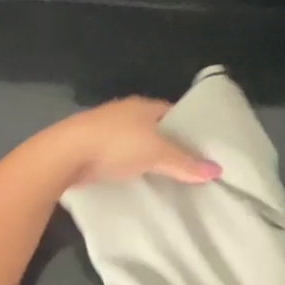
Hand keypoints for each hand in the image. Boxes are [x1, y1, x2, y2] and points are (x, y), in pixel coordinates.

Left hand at [43, 97, 221, 185]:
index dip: (188, 127)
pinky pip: (119, 154)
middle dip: (169, 143)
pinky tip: (138, 179)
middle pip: (154, 127)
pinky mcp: (92, 147)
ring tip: (167, 175)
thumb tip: (217, 170)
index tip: (203, 147)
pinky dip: (130, 164)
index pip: (173, 112)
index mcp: (143, 106)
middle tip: (190, 165)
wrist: (66, 153)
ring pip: (136, 141)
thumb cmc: (116, 144)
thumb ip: (185, 163)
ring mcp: (106, 128)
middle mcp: (125, 112)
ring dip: (147, 155)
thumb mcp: (157, 153)